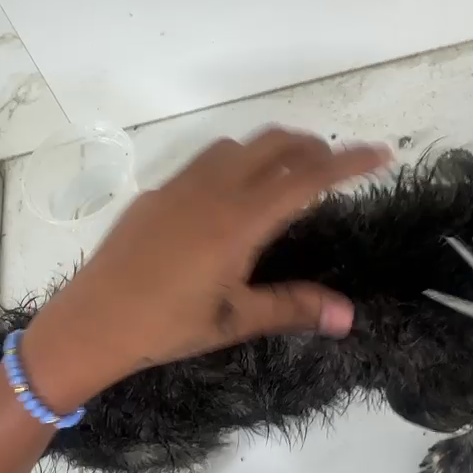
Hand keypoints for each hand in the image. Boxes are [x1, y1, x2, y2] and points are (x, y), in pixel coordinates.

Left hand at [19, 129, 390, 408]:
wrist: (91, 323)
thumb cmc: (165, 327)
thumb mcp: (234, 320)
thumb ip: (292, 307)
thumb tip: (349, 316)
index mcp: (238, 220)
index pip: (307, 177)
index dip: (349, 162)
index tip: (381, 153)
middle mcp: (210, 192)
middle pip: (272, 145)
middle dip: (311, 146)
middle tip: (332, 165)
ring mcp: (175, 190)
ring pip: (232, 147)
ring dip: (266, 149)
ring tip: (282, 174)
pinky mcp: (150, 198)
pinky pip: (199, 165)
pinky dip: (229, 165)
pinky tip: (224, 200)